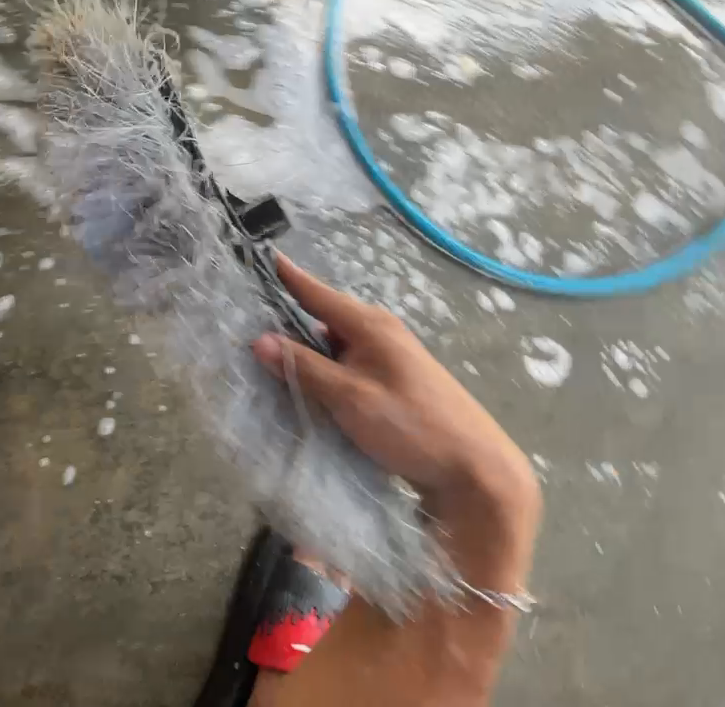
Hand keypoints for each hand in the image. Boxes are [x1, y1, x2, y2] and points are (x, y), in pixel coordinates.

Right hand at [253, 252, 540, 591]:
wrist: (476, 471)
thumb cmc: (411, 426)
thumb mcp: (350, 397)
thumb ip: (304, 367)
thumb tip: (259, 340)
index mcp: (369, 325)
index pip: (316, 292)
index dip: (286, 275)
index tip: (260, 253)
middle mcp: (379, 332)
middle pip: (322, 318)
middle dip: (288, 321)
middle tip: (248, 326)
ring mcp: (389, 356)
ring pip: (333, 345)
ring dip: (307, 353)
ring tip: (270, 362)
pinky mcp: (393, 381)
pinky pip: (347, 365)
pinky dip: (325, 370)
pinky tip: (309, 388)